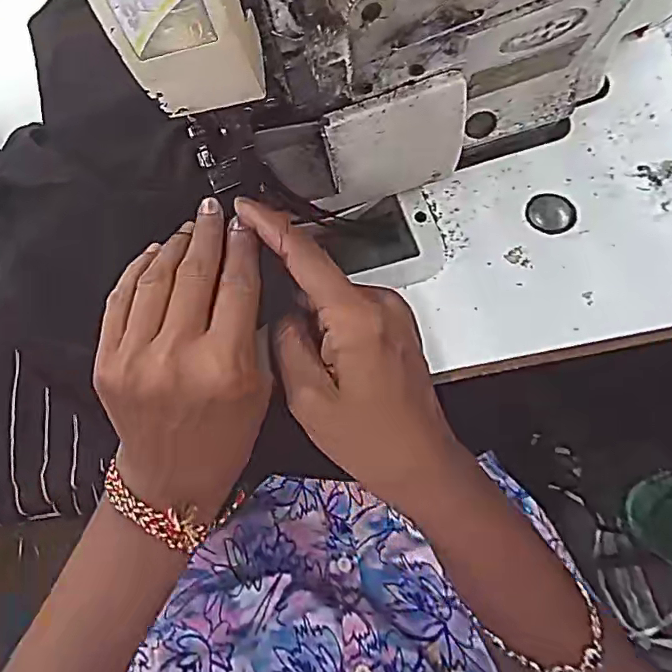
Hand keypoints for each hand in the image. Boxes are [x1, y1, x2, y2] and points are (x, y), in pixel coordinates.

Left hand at [94, 197, 271, 522]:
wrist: (169, 478)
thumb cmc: (223, 438)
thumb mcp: (261, 388)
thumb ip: (257, 331)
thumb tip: (247, 274)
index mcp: (224, 366)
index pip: (237, 286)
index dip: (242, 248)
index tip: (244, 227)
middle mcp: (177, 357)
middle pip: (196, 273)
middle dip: (208, 234)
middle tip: (213, 211)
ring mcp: (136, 358)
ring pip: (156, 278)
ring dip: (174, 246)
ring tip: (188, 229)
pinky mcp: (108, 362)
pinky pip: (120, 299)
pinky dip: (137, 270)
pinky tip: (154, 254)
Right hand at [234, 199, 472, 515]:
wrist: (423, 463)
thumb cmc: (374, 442)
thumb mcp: (307, 399)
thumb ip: (285, 342)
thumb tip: (281, 314)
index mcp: (357, 318)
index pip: (306, 254)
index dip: (270, 225)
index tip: (248, 208)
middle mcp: (380, 305)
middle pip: (317, 279)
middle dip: (290, 301)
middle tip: (283, 348)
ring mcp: (392, 312)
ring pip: (332, 298)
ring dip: (312, 320)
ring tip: (315, 372)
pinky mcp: (395, 323)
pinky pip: (350, 309)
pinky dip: (330, 326)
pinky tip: (330, 367)